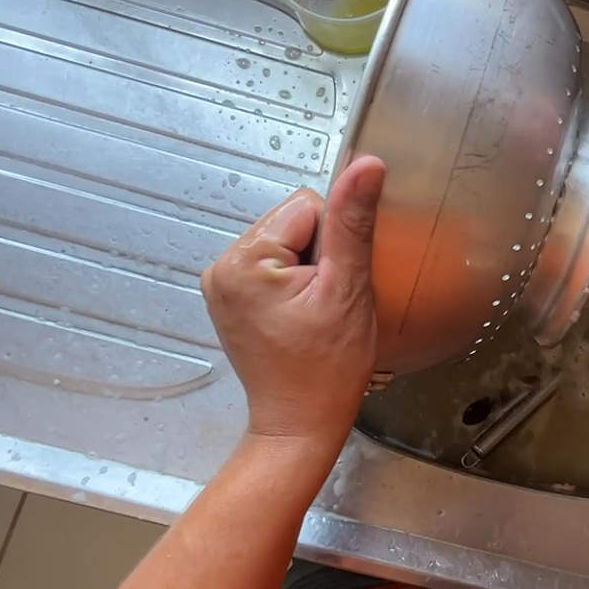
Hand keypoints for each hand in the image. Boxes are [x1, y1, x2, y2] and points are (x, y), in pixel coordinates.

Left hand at [201, 155, 385, 451]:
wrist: (302, 422)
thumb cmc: (327, 369)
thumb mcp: (348, 289)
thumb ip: (353, 223)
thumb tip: (367, 166)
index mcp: (244, 260)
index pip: (309, 206)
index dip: (337, 243)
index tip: (335, 286)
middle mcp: (222, 266)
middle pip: (295, 221)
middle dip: (322, 256)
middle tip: (328, 302)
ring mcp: (222, 283)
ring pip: (288, 242)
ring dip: (312, 270)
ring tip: (316, 311)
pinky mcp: (232, 297)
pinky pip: (275, 265)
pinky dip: (297, 283)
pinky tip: (304, 314)